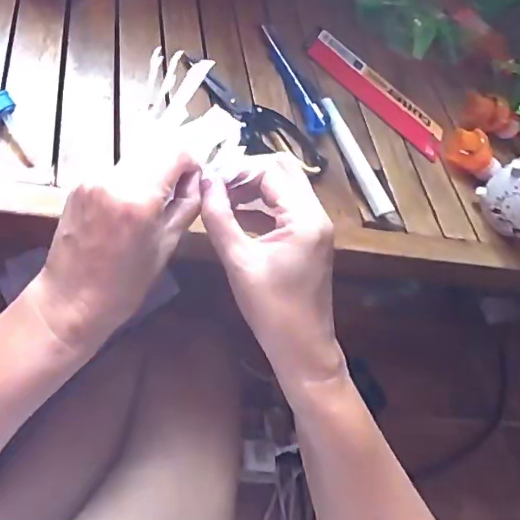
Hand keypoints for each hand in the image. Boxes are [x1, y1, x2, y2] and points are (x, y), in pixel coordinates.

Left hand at [23, 141, 203, 353]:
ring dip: (148, 174)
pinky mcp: (78, 185)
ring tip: (151, 206)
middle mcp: (112, 179)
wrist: (70, 298)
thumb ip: (186, 206)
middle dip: (169, 168)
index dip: (190, 165)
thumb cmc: (124, 285)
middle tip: (174, 196)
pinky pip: (113, 172)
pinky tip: (126, 210)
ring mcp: (91, 179)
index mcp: (137, 197)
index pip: (175, 153)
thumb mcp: (166, 247)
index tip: (192, 185)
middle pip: (152, 151)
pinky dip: (127, 182)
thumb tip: (197, 179)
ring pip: (133, 160)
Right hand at [198, 155, 343, 382]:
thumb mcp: (237, 260)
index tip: (209, 180)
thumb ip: (219, 215)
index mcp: (304, 218)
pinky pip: (281, 205)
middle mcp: (315, 215)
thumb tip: (204, 181)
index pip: (270, 170)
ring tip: (218, 198)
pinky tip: (231, 215)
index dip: (236, 169)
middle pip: (281, 170)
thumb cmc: (270, 308)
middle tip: (215, 184)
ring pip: (281, 186)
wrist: (302, 350)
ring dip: (250, 186)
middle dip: (245, 171)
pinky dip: (256, 203)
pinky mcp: (306, 237)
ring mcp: (313, 226)